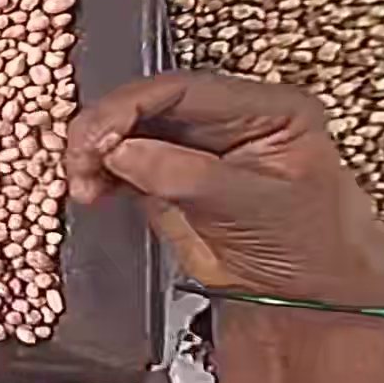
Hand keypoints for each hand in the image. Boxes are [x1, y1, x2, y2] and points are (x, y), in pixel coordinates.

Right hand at [65, 72, 383, 306]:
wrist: (296, 292)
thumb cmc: (304, 247)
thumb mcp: (252, 207)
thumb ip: (185, 175)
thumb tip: (118, 150)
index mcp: (265, 110)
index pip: (180, 90)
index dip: (125, 109)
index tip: (96, 144)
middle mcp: (221, 118)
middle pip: (138, 105)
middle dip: (98, 134)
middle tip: (79, 168)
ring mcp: (186, 143)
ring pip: (116, 130)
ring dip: (88, 157)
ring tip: (85, 190)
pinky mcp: (156, 169)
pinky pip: (110, 158)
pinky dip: (91, 173)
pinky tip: (92, 194)